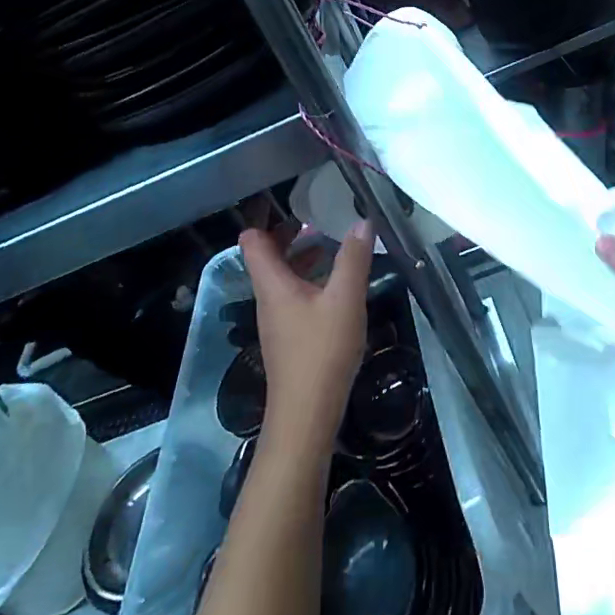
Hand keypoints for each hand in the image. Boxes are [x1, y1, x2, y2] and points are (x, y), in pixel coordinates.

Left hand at [239, 221, 373, 453]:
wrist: (306, 414)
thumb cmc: (321, 351)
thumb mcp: (345, 300)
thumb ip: (353, 259)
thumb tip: (362, 221)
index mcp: (271, 282)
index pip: (252, 239)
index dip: (264, 216)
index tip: (289, 200)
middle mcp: (266, 296)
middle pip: (265, 256)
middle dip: (286, 234)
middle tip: (314, 218)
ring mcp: (274, 318)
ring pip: (279, 277)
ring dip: (299, 258)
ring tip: (328, 246)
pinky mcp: (286, 336)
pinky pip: (290, 295)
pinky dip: (306, 281)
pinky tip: (333, 286)